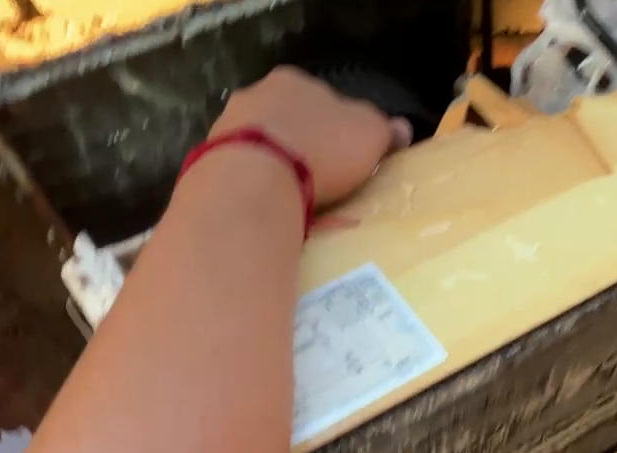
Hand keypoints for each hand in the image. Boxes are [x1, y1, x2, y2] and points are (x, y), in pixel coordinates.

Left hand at [209, 67, 411, 205]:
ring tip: (298, 200)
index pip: (324, 102)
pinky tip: (273, 206)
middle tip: (325, 182)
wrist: (257, 176)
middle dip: (307, 148)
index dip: (341, 130)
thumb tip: (403, 129)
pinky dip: (260, 187)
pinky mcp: (214, 160)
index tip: (350, 159)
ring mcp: (230, 125)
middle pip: (291, 122)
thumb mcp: (369, 136)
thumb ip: (386, 131)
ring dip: (280, 167)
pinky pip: (246, 173)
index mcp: (296, 82)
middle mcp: (258, 94)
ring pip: (265, 146)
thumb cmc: (321, 149)